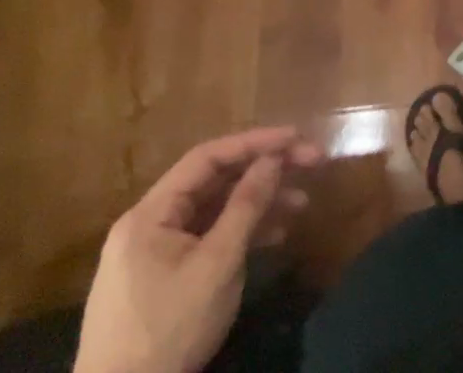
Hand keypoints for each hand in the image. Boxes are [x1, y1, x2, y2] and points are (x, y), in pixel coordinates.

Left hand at [74, 128, 322, 372]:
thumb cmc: (170, 324)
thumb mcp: (218, 262)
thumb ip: (246, 206)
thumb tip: (273, 159)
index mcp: (150, 215)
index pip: (206, 159)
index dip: (254, 142)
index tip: (298, 137)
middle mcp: (149, 224)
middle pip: (213, 181)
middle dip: (264, 170)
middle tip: (313, 163)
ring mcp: (156, 251)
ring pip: (215, 209)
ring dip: (260, 201)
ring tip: (303, 204)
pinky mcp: (166, 273)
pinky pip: (210, 235)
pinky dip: (244, 229)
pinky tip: (276, 234)